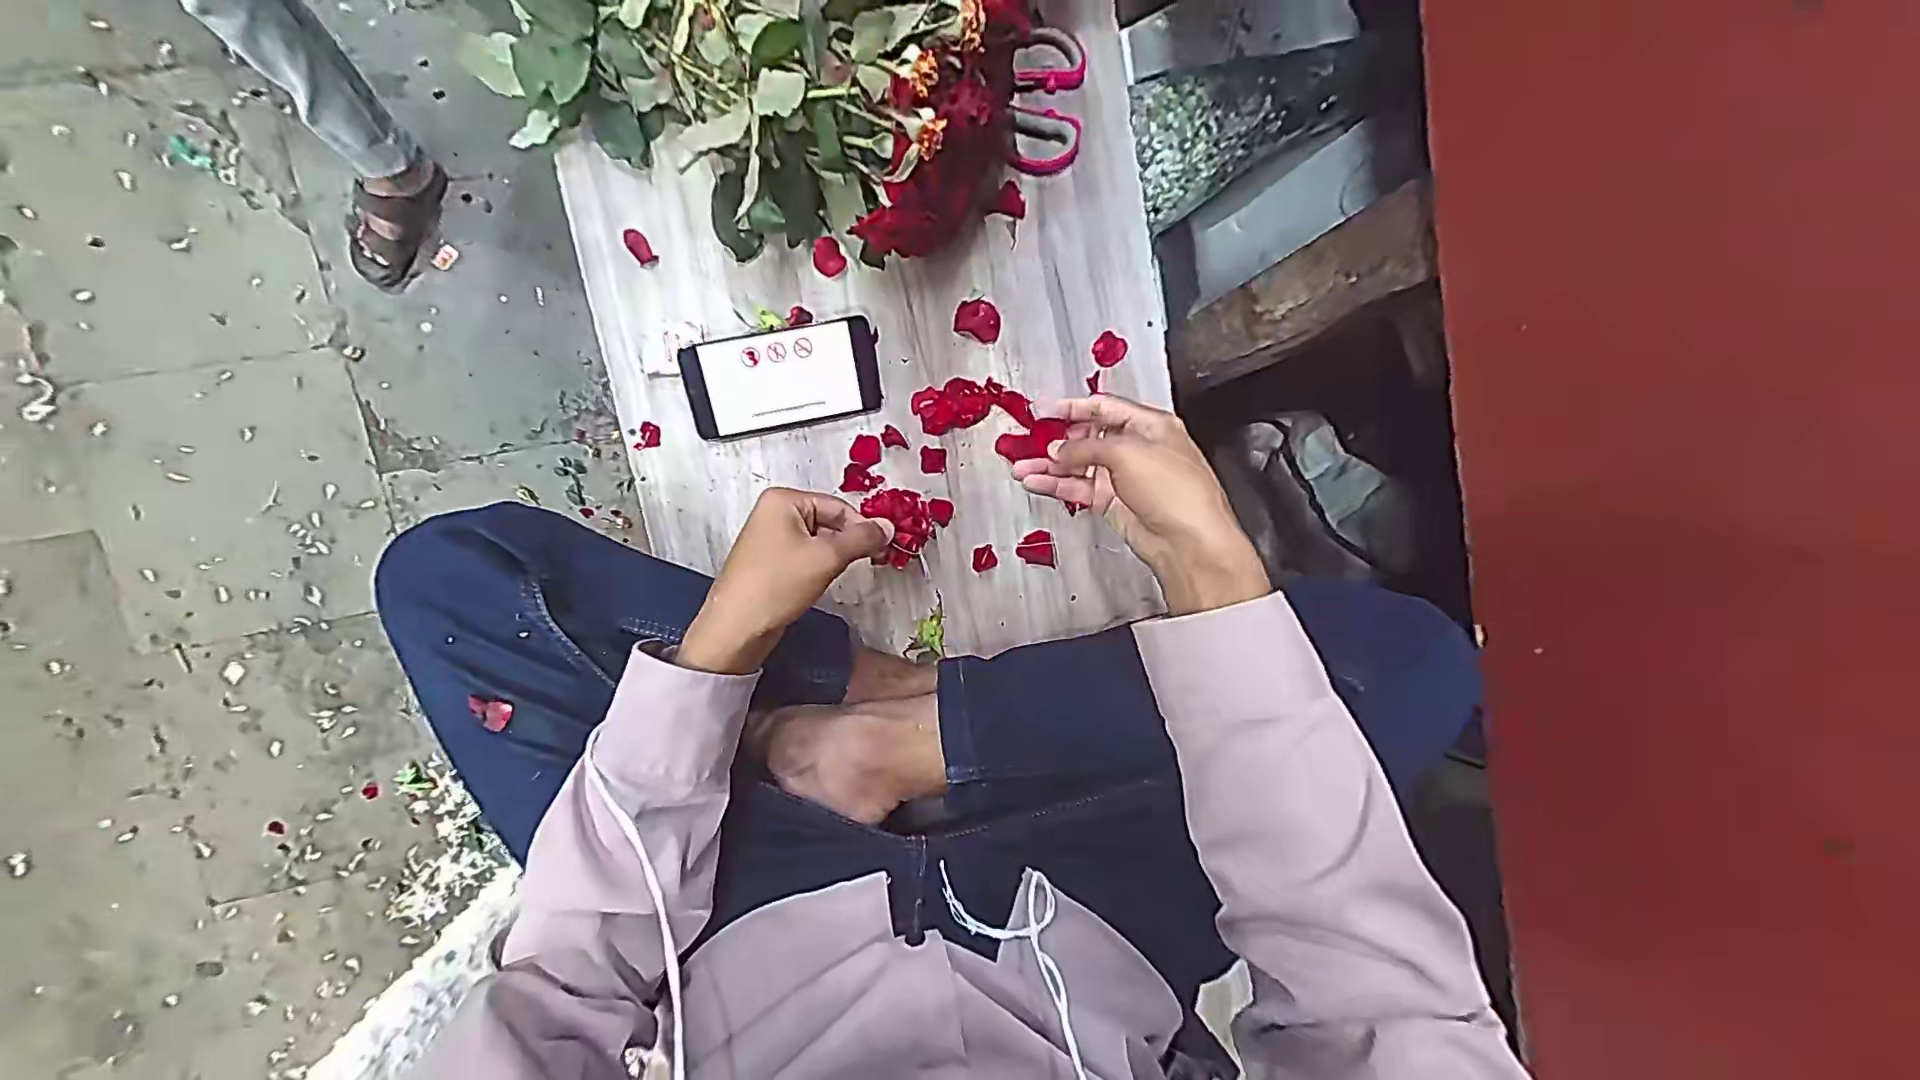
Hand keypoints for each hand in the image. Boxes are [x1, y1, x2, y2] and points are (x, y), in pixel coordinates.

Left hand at [678, 488, 894, 673]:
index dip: (863, 526)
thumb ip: (862, 538)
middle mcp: (775, 513)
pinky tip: (825, 580)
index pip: (839, 506)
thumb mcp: (827, 557)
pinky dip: (822, 564)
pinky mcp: (772, 560)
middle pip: (830, 520)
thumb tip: (888, 526)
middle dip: (851, 541)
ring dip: (838, 554)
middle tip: (874, 559)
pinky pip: (808, 554)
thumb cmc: (775, 586)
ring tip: (845, 572)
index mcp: (783, 500)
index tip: (884, 546)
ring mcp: (772, 537)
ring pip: (821, 539)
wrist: (736, 629)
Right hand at [1013, 395, 1270, 614]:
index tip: (1046, 410)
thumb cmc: (1176, 491)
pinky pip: (1077, 488)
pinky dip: (1055, 485)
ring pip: (1077, 466)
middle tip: (1028, 442)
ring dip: (1049, 466)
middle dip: (1056, 440)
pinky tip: (1036, 483)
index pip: (1105, 408)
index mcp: (1149, 426)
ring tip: (1022, 467)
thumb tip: (1059, 450)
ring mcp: (1123, 477)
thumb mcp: (1128, 453)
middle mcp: (1136, 449)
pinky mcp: (1112, 502)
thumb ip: (1086, 448)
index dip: (1073, 407)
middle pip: (1087, 438)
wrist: (1187, 542)